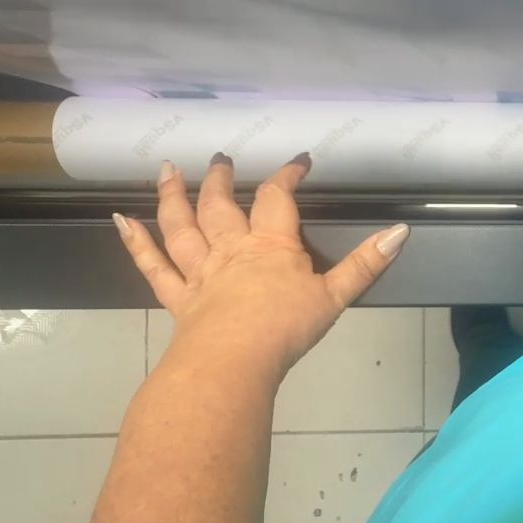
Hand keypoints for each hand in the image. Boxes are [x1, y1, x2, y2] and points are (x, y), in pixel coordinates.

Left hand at [113, 152, 408, 377]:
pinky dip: (136, 242)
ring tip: (168, 170)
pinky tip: (121, 221)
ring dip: (174, 196)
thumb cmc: (286, 328)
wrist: (233, 364)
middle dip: (224, 180)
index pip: (279, 199)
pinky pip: (153, 265)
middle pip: (223, 206)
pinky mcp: (177, 297)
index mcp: (271, 245)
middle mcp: (231, 249)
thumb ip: (366, 263)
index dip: (288, 176)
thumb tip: (401, 231)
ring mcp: (199, 272)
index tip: (298, 161)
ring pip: (182, 226)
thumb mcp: (336, 294)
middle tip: (221, 158)